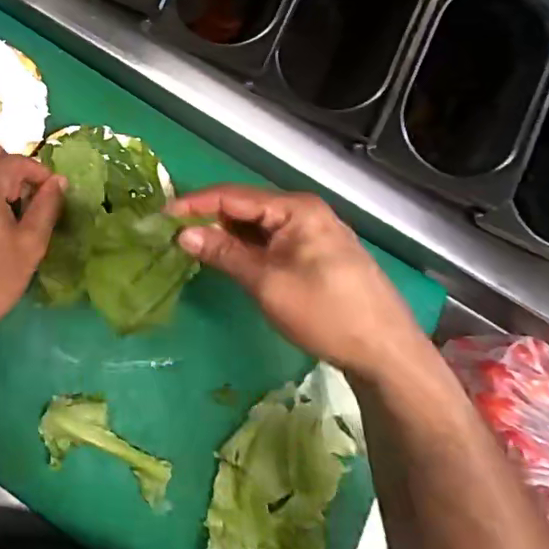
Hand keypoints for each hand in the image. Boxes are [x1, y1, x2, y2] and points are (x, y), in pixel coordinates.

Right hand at [169, 184, 427, 379]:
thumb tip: (183, 234)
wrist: (386, 353)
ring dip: (228, 234)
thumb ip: (223, 253)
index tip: (162, 215)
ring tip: (195, 246)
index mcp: (295, 208)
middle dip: (210, 218)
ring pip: (259, 225)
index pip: (233, 195)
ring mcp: (314, 232)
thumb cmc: (324, 312)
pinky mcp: (318, 253)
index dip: (195, 204)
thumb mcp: (265, 282)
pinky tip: (231, 259)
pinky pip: (273, 239)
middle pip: (246, 206)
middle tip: (175, 233)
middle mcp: (305, 211)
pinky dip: (248, 247)